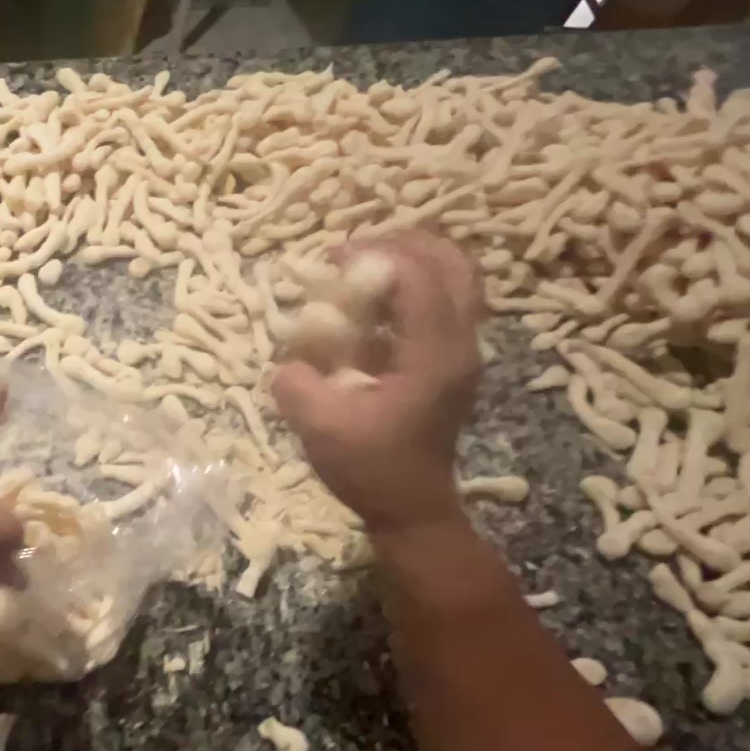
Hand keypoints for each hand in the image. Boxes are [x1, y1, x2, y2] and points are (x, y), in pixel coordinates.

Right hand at [271, 231, 483, 535]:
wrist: (411, 507)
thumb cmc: (370, 467)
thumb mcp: (319, 426)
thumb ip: (295, 382)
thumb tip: (287, 356)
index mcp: (435, 355)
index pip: (419, 277)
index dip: (376, 255)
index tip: (330, 259)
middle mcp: (461, 344)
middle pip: (454, 264)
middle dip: (403, 244)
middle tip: (354, 251)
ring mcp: (462, 352)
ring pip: (455, 279)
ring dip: (411, 262)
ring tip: (362, 267)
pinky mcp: (451, 361)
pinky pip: (443, 303)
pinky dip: (411, 288)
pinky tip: (369, 303)